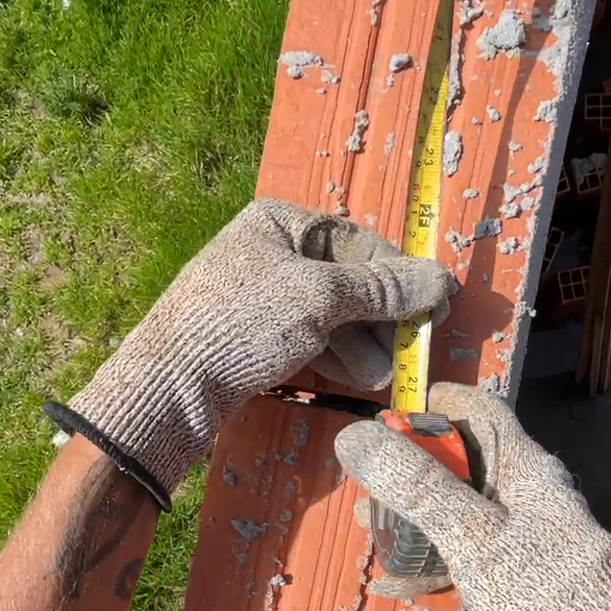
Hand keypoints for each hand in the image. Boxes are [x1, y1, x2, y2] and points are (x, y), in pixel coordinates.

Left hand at [52, 199, 451, 504]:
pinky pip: (312, 339)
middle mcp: (275, 253)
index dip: (401, 277)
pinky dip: (337, 358)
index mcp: (282, 223)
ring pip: (333, 316)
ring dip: (364, 346)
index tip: (435, 308)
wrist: (169, 386)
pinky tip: (359, 379)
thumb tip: (441, 280)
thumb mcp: (317, 299)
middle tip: (411, 351)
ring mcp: (266, 298)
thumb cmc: (241, 325)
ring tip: (385, 376)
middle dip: (382, 321)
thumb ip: (380, 290)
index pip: (360, 244)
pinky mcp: (260, 337)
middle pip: (349, 282)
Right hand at [334, 383, 610, 610]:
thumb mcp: (471, 534)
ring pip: (456, 506)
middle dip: (409, 468)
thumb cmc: (540, 589)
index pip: (479, 409)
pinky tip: (396, 582)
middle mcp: (524, 490)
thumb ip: (417, 486)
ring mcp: (519, 531)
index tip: (389, 420)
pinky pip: (464, 548)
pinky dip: (431, 557)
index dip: (434, 406)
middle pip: (460, 459)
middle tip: (366, 485)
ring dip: (413, 515)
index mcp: (523, 466)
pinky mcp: (513, 569)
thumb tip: (355, 437)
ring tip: (370, 528)